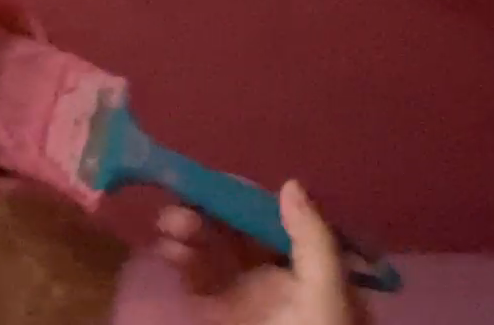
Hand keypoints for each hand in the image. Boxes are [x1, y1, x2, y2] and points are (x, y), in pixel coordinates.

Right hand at [151, 181, 369, 324]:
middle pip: (238, 227)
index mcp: (315, 271)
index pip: (277, 218)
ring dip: (188, 229)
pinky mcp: (217, 312)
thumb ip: (312, 242)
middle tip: (178, 205)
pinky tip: (168, 251)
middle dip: (207, 211)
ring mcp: (246, 295)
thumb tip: (289, 182)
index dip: (244, 196)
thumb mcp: (326, 302)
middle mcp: (280, 277)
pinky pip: (196, 273)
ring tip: (167, 228)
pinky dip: (180, 256)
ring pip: (213, 245)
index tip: (212, 183)